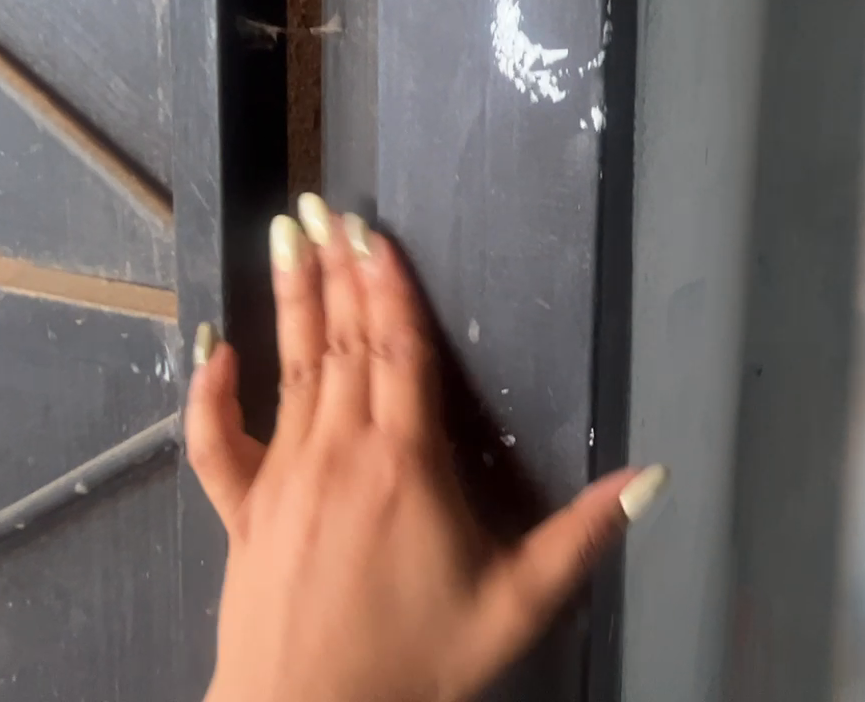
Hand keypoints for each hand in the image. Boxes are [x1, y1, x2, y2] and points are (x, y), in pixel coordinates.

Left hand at [184, 194, 668, 701]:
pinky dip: (212, 394)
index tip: (375, 233)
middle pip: (343, 341)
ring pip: (292, 369)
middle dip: (337, 270)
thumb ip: (585, 534)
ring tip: (283, 237)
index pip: (398, 350)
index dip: (389, 287)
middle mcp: (340, 453)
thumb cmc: (418, 660)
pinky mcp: (243, 513)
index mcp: (405, 461)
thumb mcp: (519, 601)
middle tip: (323, 208)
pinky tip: (212, 347)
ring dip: (291, 300)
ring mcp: (283, 479)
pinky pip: (219, 444)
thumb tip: (652, 477)